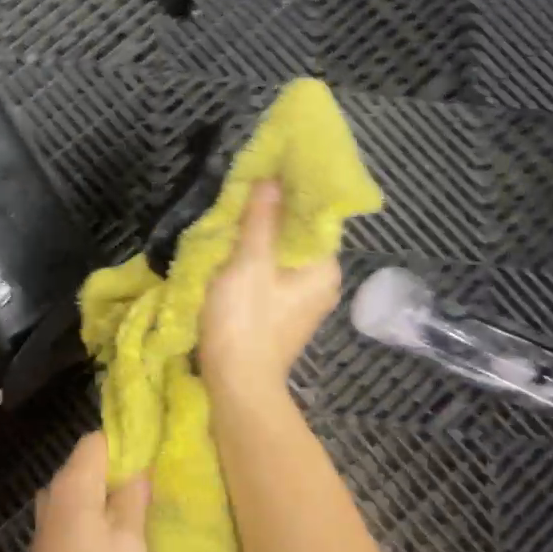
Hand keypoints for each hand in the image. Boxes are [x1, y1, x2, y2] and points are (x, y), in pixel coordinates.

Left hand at [4, 432, 150, 551]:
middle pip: (89, 466)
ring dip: (114, 500)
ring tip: (151, 514)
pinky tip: (125, 540)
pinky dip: (101, 521)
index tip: (159, 451)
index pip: (96, 441)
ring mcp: (48, 522)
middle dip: (124, 472)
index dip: (128, 442)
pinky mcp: (50, 547)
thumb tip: (138, 467)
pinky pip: (78, 518)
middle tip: (163, 486)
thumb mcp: (130, 544)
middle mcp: (53, 495)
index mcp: (72, 484)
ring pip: (85, 495)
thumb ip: (133, 499)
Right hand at [200, 181, 341, 402]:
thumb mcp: (247, 265)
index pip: (314, 217)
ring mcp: (300, 300)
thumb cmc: (245, 320)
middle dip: (271, 212)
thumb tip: (271, 180)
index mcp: (322, 267)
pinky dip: (253, 257)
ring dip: (258, 235)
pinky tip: (230, 250)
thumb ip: (259, 222)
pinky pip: (269, 272)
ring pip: (281, 254)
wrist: (236, 383)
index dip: (293, 192)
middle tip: (241, 187)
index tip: (268, 168)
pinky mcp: (278, 312)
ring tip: (230, 213)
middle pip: (297, 235)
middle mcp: (320, 281)